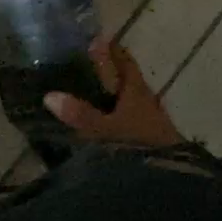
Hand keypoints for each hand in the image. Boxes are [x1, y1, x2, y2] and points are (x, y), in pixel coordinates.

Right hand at [44, 38, 183, 147]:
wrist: (173, 182)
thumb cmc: (140, 145)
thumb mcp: (104, 129)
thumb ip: (79, 114)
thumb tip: (49, 96)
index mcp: (136, 91)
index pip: (125, 62)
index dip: (112, 49)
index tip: (97, 38)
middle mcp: (145, 102)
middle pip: (128, 80)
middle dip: (111, 71)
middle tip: (87, 64)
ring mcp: (151, 122)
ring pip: (130, 100)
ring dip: (114, 95)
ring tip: (91, 93)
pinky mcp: (151, 141)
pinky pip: (131, 119)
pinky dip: (117, 115)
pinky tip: (104, 122)